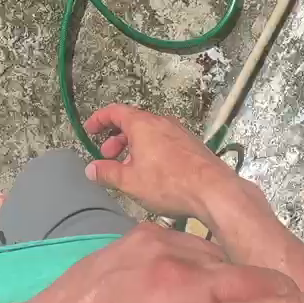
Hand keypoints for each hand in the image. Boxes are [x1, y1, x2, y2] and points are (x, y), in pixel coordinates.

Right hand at [84, 103, 244, 219]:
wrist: (213, 190)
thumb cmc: (169, 183)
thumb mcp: (130, 181)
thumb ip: (107, 173)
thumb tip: (91, 169)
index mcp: (142, 124)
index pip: (114, 112)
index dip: (99, 120)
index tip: (90, 130)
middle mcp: (160, 122)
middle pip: (132, 123)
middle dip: (116, 139)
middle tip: (109, 157)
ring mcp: (178, 132)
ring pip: (149, 133)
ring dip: (134, 147)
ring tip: (130, 169)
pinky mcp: (191, 145)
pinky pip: (164, 141)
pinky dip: (152, 151)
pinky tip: (153, 173)